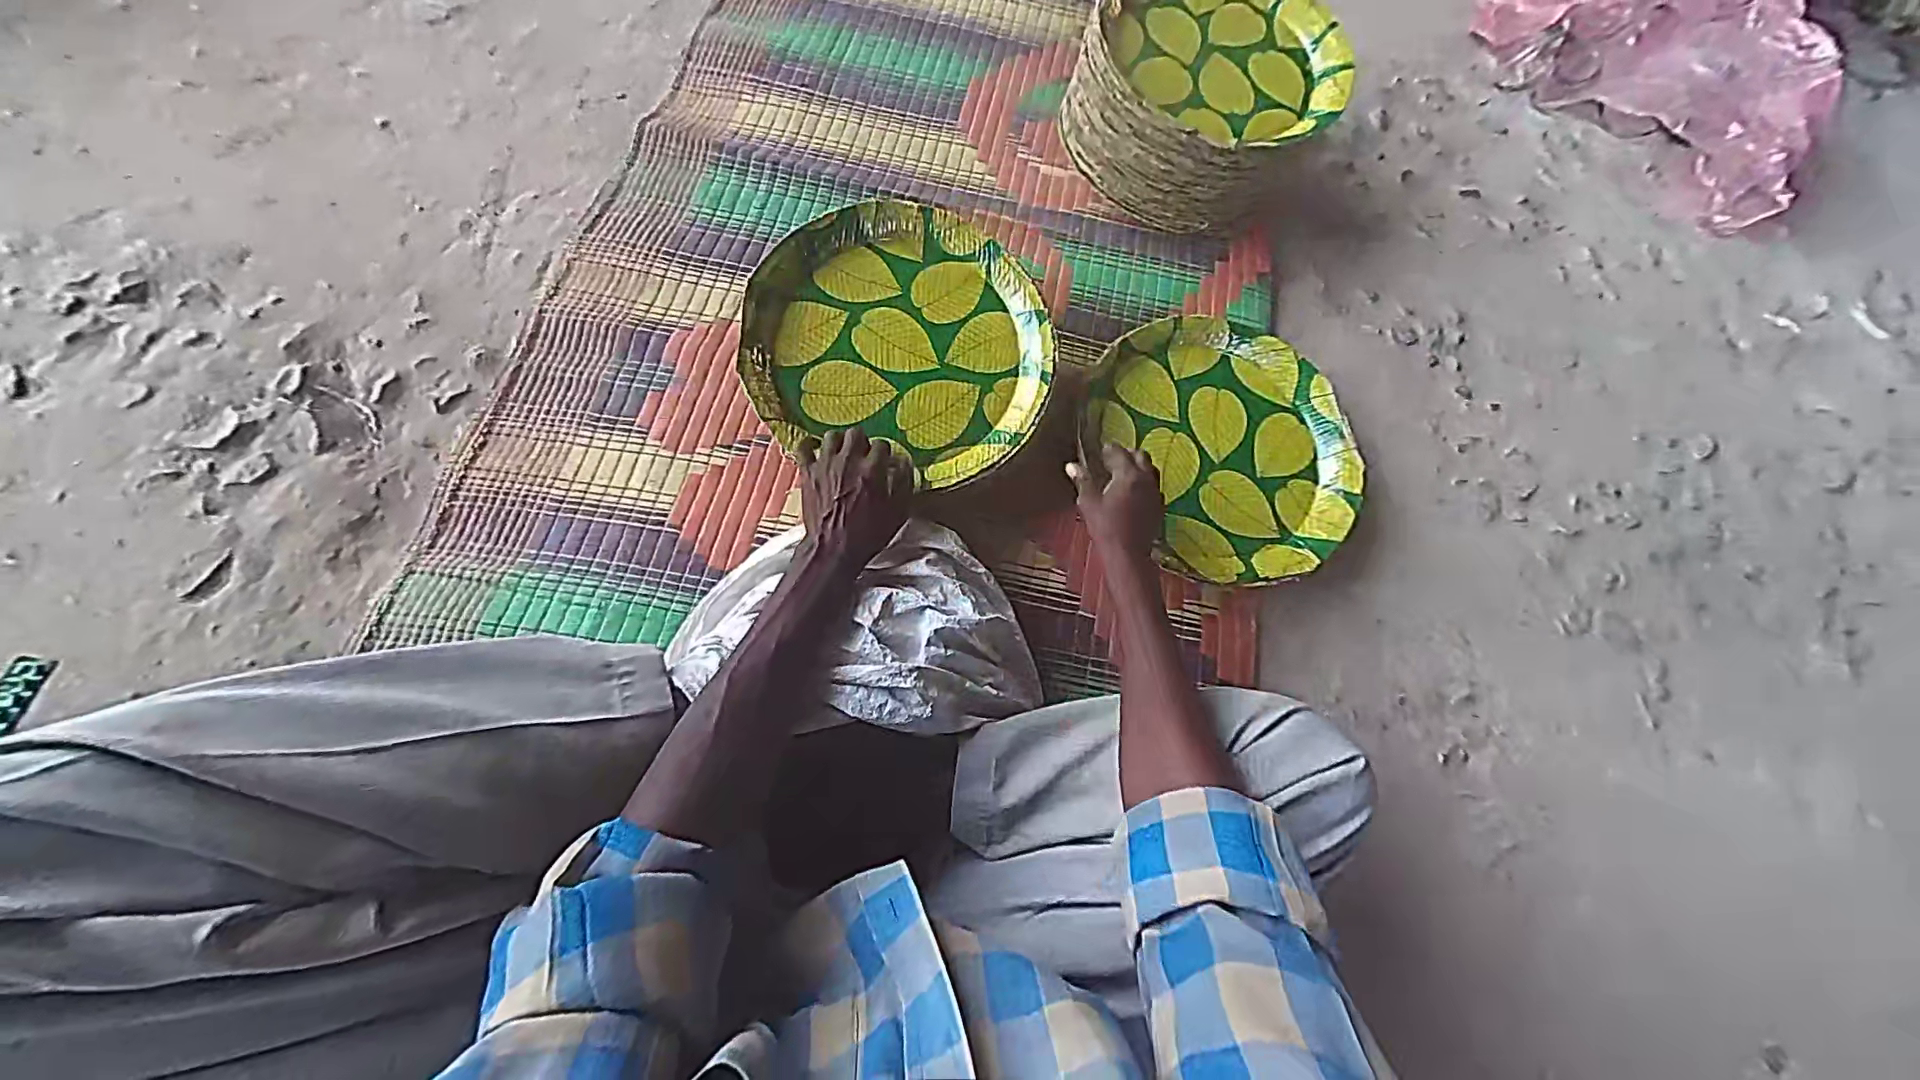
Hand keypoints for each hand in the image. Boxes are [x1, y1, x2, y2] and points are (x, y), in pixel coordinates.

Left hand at [796, 428, 913, 575]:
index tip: (884, 463)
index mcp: (873, 469)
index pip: (882, 445)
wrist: (833, 549)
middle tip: (864, 456)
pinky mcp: (807, 472)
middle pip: (857, 434)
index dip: (885, 454)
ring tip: (843, 454)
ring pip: (832, 436)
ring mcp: (825, 464)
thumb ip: (904, 482)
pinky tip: (817, 451)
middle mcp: (848, 460)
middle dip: (863, 443)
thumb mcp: (898, 512)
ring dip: (840, 442)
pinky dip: (810, 445)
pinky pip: (804, 447)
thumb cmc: (867, 534)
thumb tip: (904, 462)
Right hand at [1068, 438, 1162, 564]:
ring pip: (1150, 470)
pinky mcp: (1159, 506)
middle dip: (1127, 454)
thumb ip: (1083, 481)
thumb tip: (1072, 466)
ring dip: (1138, 467)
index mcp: (1128, 475)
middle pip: (1141, 456)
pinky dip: (1144, 484)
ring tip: (1124, 474)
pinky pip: (1154, 487)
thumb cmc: (1106, 527)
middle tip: (1112, 460)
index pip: (1119, 452)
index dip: (1109, 450)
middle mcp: (1146, 479)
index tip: (1101, 451)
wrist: (1128, 553)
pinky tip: (1134, 493)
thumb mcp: (1089, 503)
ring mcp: (1155, 492)